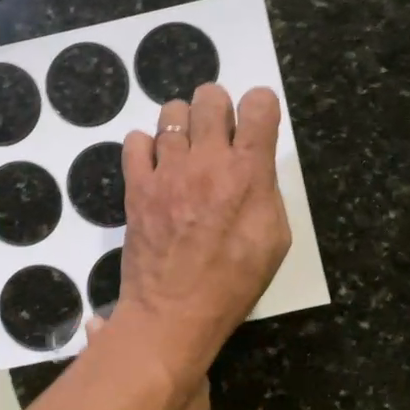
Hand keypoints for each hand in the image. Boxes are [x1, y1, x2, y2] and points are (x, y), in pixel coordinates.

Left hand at [113, 84, 292, 384]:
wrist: (174, 312)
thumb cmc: (233, 282)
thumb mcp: (274, 240)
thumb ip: (266, 192)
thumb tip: (253, 167)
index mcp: (249, 173)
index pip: (259, 105)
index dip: (260, 106)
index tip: (256, 123)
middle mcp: (208, 161)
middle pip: (210, 98)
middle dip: (218, 109)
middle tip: (218, 136)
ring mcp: (168, 170)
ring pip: (171, 113)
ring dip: (182, 126)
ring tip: (185, 153)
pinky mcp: (137, 185)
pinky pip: (135, 140)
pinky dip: (146, 146)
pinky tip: (156, 168)